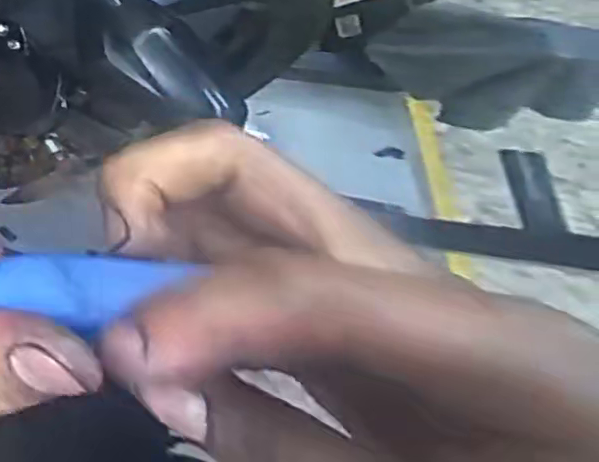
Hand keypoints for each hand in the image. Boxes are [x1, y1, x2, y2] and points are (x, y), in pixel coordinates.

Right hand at [96, 121, 598, 459]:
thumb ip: (273, 441)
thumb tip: (142, 375)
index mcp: (488, 341)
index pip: (307, 286)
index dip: (196, 310)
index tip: (125, 354)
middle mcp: (408, 274)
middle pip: (235, 165)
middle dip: (143, 190)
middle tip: (111, 267)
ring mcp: (359, 275)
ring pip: (213, 194)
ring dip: (143, 229)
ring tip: (122, 302)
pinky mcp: (324, 296)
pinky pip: (219, 251)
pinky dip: (162, 266)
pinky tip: (156, 323)